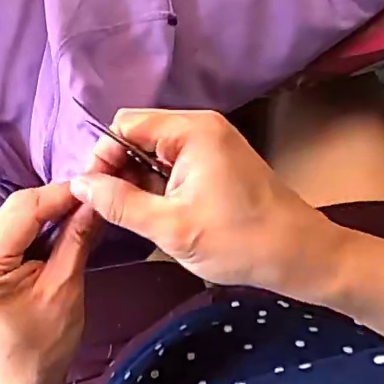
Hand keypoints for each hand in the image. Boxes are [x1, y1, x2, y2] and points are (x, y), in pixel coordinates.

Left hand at [0, 183, 102, 383]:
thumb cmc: (38, 355)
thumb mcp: (64, 291)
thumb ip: (76, 239)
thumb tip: (94, 201)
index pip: (25, 206)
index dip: (63, 192)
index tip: (96, 186)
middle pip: (17, 210)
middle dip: (57, 203)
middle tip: (94, 200)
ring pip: (14, 221)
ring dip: (48, 217)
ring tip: (83, 216)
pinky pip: (10, 238)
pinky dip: (36, 234)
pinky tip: (61, 235)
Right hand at [72, 109, 339, 293]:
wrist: (304, 257)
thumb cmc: (240, 242)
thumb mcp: (171, 228)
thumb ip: (120, 203)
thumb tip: (79, 184)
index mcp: (191, 131)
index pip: (124, 126)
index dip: (103, 157)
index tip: (97, 194)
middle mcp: (199, 126)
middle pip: (137, 133)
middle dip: (117, 166)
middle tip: (112, 206)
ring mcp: (210, 141)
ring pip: (151, 148)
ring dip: (135, 176)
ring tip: (134, 211)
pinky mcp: (215, 158)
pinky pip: (170, 159)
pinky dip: (155, 180)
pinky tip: (156, 209)